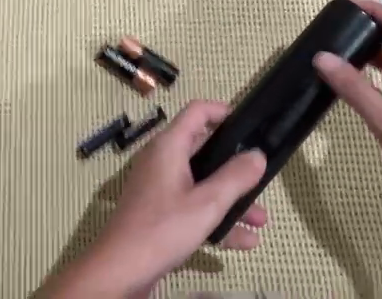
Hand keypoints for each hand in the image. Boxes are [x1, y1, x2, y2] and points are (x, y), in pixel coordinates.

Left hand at [46, 101, 268, 296]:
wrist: (121, 269)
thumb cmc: (162, 228)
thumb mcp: (206, 204)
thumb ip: (235, 178)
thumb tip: (258, 154)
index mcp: (169, 145)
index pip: (197, 112)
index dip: (223, 112)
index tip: (248, 125)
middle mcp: (163, 159)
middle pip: (204, 150)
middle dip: (234, 167)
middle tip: (260, 179)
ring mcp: (160, 186)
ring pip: (202, 183)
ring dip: (230, 199)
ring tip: (261, 219)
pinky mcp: (159, 211)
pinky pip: (193, 205)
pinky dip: (215, 217)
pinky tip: (243, 240)